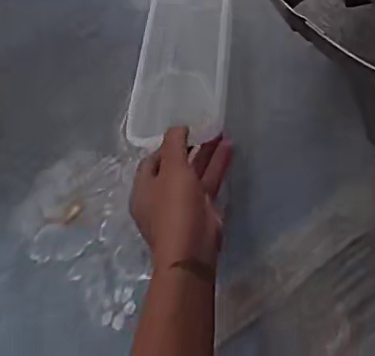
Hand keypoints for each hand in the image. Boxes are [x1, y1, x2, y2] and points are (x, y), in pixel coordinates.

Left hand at [131, 127, 232, 265]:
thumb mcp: (172, 169)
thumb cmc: (174, 206)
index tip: (185, 127)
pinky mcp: (202, 207)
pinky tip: (229, 147)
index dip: (167, 143)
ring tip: (221, 130)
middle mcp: (161, 195)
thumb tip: (177, 127)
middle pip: (176, 164)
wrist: (191, 249)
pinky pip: (209, 180)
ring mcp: (182, 202)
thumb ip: (174, 144)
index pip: (152, 160)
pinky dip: (218, 164)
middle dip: (191, 145)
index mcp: (145, 189)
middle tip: (206, 125)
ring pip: (195, 171)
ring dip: (207, 152)